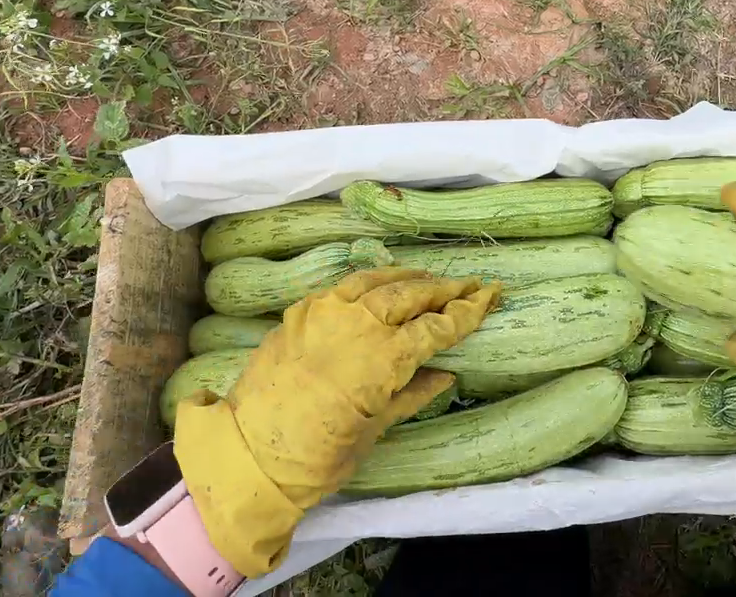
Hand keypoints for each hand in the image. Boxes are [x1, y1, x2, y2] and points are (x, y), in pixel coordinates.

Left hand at [174, 267, 500, 576]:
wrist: (245, 457)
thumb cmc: (318, 456)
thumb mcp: (374, 429)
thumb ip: (413, 393)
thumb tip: (445, 374)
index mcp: (384, 357)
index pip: (437, 326)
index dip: (468, 311)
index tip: (490, 295)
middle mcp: (360, 324)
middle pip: (412, 294)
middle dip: (444, 289)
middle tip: (467, 284)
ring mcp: (327, 312)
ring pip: (379, 281)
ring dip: (408, 278)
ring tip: (427, 278)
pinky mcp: (302, 311)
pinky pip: (345, 286)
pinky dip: (370, 282)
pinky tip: (378, 285)